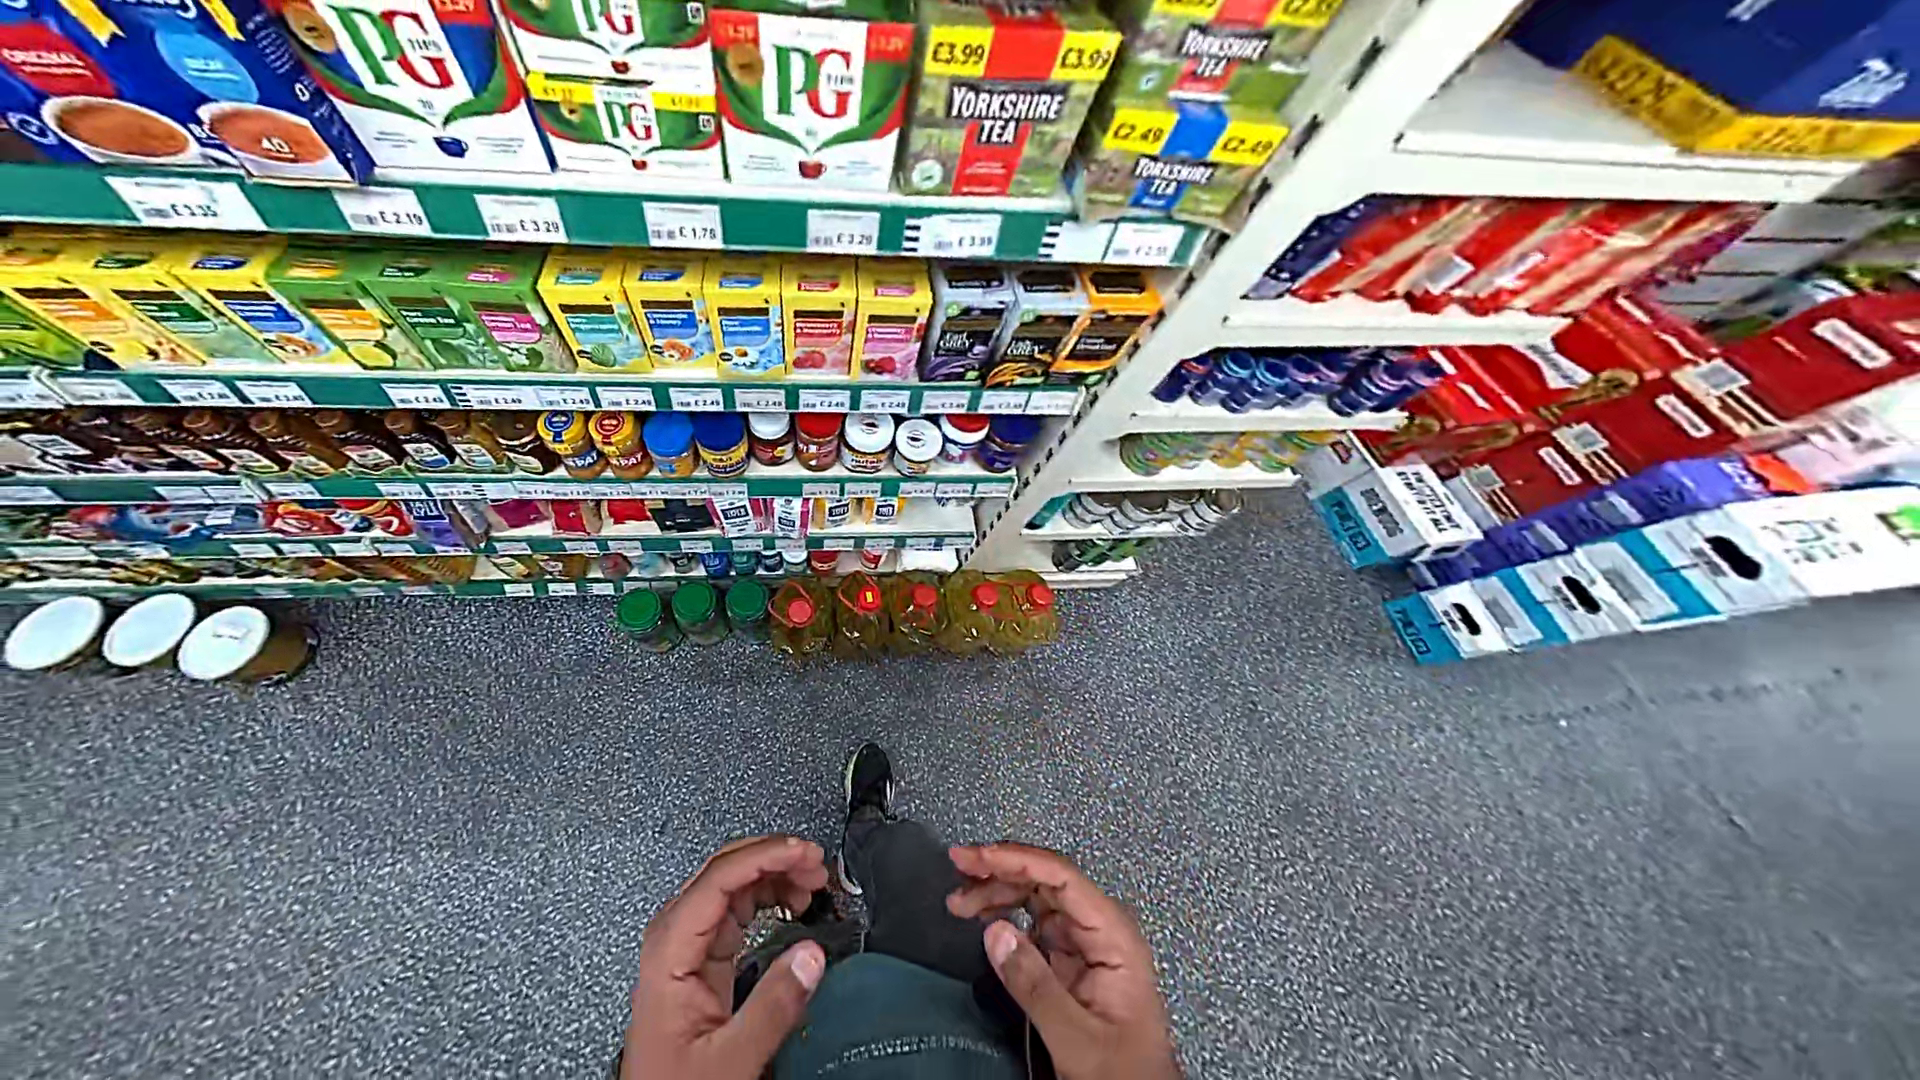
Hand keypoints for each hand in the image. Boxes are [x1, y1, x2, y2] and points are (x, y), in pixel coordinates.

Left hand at [623, 836, 829, 1079]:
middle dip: (776, 856)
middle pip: (727, 868)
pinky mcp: (705, 950)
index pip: (719, 877)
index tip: (803, 854)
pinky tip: (794, 899)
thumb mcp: (728, 1060)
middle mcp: (676, 935)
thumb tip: (812, 954)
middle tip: (816, 863)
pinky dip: (771, 891)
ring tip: (813, 880)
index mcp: (671, 950)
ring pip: (736, 879)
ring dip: (777, 870)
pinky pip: (740, 900)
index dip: (765, 855)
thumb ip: (773, 1007)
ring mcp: (689, 940)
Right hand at [947, 843, 1180, 1079]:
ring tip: (960, 900)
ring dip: (998, 890)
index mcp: (1112, 934)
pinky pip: (1035, 921)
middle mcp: (1100, 927)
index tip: (977, 856)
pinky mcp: (1072, 958)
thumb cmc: (1120, 1074)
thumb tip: (994, 931)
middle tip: (959, 869)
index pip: (1061, 876)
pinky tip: (984, 918)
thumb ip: (1035, 985)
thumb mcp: (1076, 1037)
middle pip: (1046, 880)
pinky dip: (1006, 914)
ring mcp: (1086, 941)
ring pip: (1038, 896)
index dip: (1016, 859)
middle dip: (1000, 870)